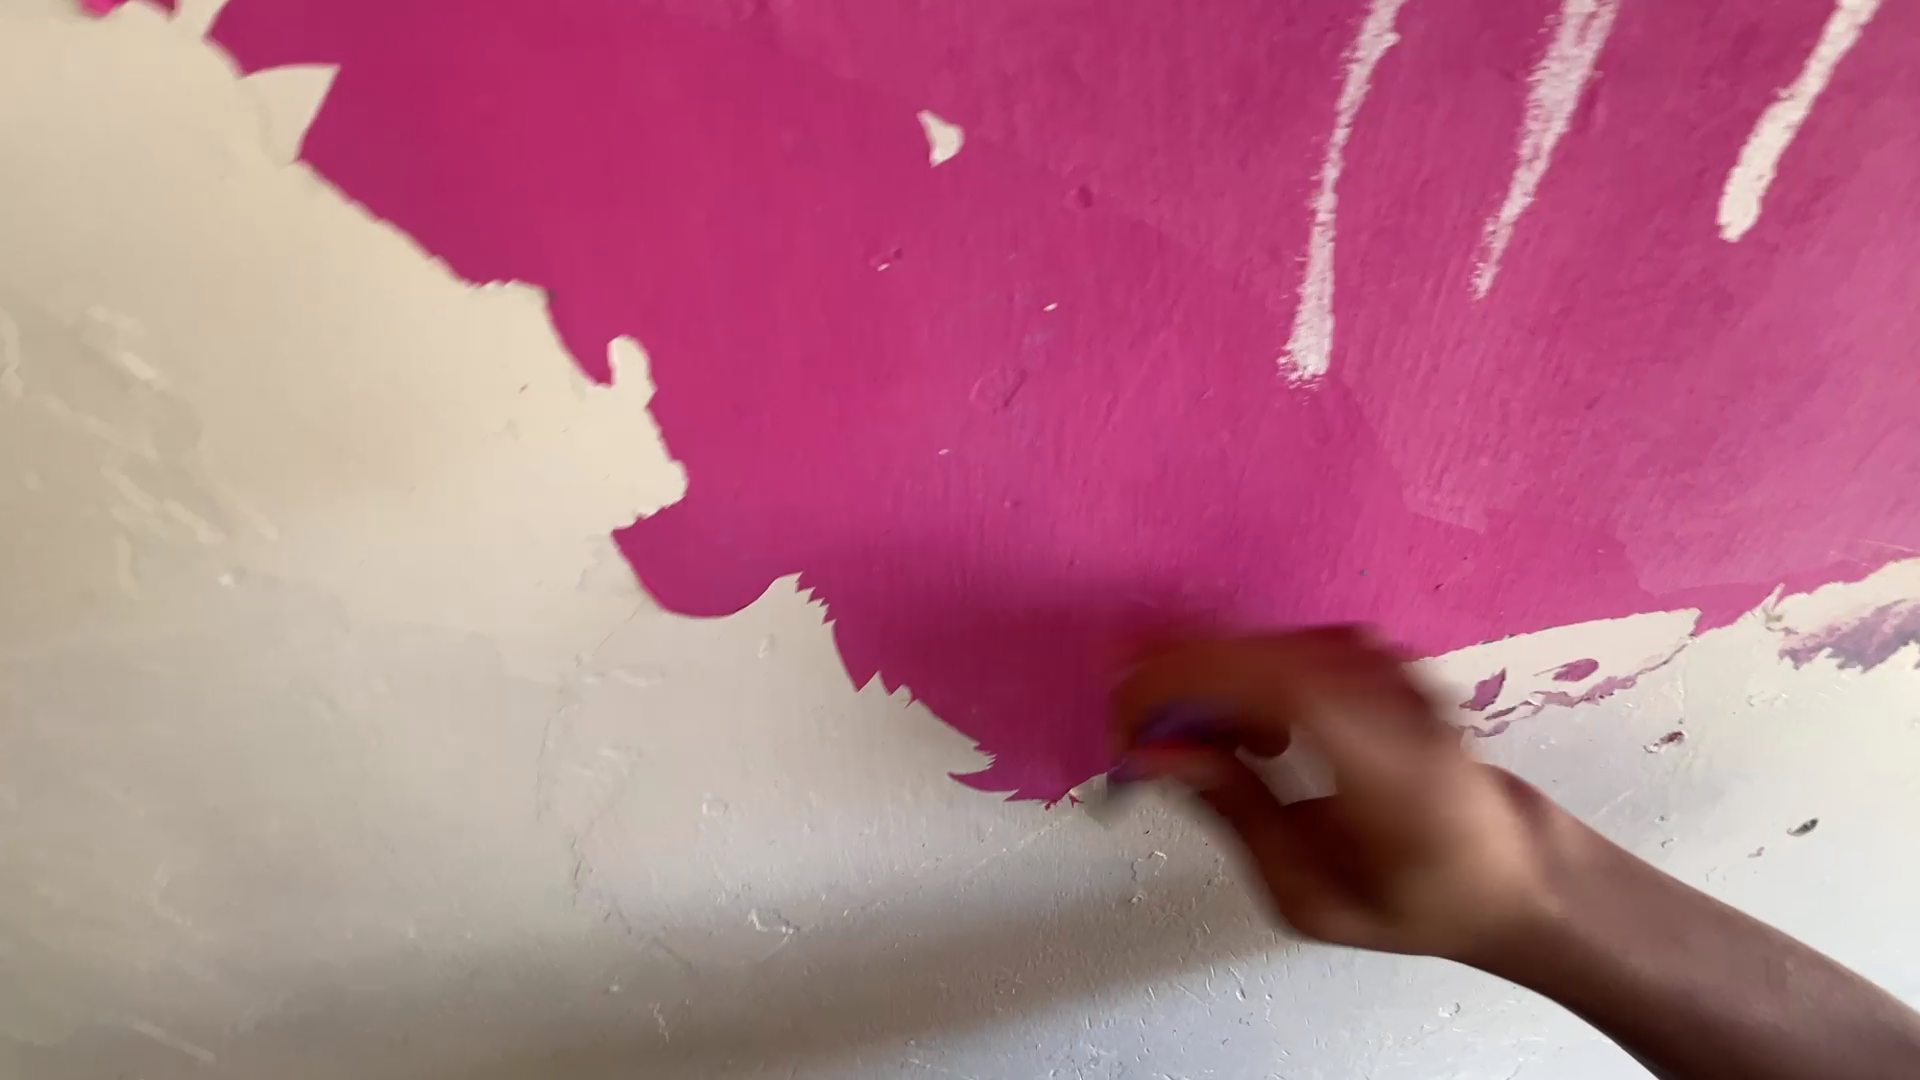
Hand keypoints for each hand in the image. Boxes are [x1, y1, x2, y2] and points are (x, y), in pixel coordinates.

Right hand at [1111, 627, 1569, 962]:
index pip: (1281, 690)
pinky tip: (1254, 731)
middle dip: (1173, 683)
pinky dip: (1239, 678)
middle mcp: (1399, 703)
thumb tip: (1155, 753)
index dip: (1189, 686)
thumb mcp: (1311, 897)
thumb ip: (1234, 813)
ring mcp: (1393, 669)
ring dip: (1204, 684)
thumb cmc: (1413, 899)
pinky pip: (1281, 646)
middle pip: (1259, 655)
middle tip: (1134, 733)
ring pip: (1260, 645)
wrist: (1509, 867)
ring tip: (1208, 751)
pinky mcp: (1379, 656)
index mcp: (1394, 775)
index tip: (1129, 722)